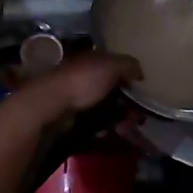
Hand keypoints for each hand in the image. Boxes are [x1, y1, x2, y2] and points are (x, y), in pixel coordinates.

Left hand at [18, 51, 141, 121]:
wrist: (53, 103)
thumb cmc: (84, 80)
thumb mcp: (111, 65)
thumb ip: (128, 65)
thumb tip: (140, 73)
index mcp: (93, 60)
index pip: (116, 66)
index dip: (129, 79)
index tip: (140, 94)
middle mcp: (86, 76)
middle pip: (112, 90)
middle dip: (126, 105)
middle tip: (136, 118)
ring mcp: (78, 96)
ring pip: (105, 108)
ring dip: (118, 119)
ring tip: (125, 129)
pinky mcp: (72, 115)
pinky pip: (94, 121)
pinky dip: (104, 127)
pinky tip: (110, 133)